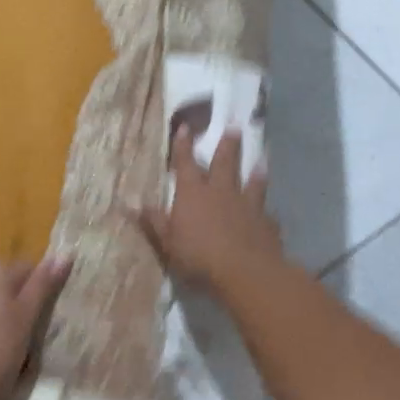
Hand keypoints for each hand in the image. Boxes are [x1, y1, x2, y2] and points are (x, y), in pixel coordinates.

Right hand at [137, 127, 285, 291]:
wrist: (246, 273)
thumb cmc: (199, 257)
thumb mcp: (167, 242)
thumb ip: (153, 221)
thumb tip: (129, 202)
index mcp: (193, 192)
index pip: (185, 163)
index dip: (183, 145)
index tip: (186, 126)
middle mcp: (221, 191)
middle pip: (224, 163)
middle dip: (228, 145)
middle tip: (235, 127)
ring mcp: (247, 206)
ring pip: (252, 183)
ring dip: (255, 173)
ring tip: (261, 161)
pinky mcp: (266, 224)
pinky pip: (267, 214)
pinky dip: (266, 213)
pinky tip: (271, 215)